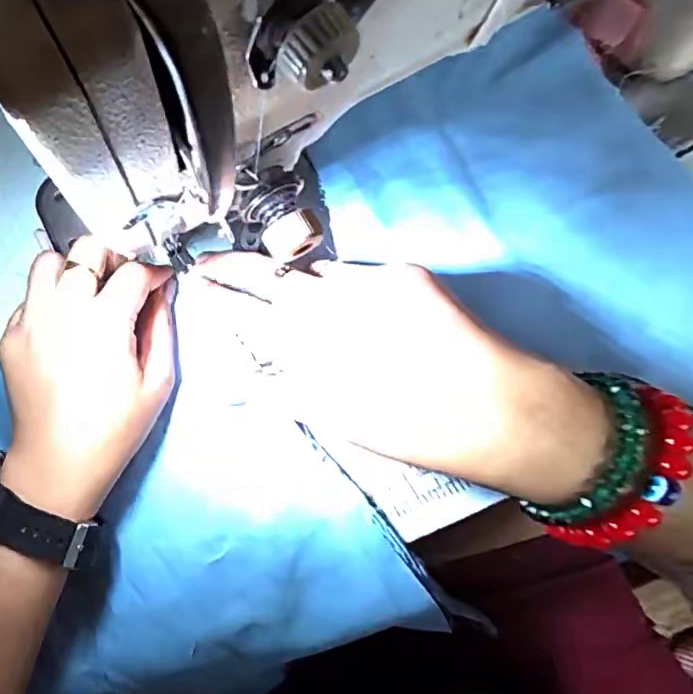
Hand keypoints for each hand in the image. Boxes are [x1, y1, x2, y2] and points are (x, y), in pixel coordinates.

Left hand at [0, 237, 176, 520]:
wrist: (57, 463)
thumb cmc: (112, 430)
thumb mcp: (157, 383)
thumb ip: (162, 329)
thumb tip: (161, 294)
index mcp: (105, 322)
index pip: (134, 269)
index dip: (154, 270)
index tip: (160, 279)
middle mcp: (63, 310)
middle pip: (87, 248)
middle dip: (113, 257)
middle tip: (124, 280)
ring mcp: (31, 320)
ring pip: (48, 260)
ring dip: (74, 267)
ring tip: (89, 292)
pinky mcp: (11, 335)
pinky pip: (30, 295)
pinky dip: (50, 296)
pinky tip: (65, 323)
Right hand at [192, 254, 609, 503]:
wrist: (495, 408)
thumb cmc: (410, 429)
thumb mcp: (336, 419)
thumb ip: (288, 390)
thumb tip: (255, 375)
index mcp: (305, 344)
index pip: (241, 306)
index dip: (214, 290)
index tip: (198, 280)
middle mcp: (328, 302)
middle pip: (268, 272)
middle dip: (234, 266)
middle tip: (214, 264)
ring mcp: (367, 281)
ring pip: (318, 276)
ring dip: (304, 287)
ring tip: (311, 312)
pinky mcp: (405, 272)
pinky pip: (360, 276)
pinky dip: (351, 291)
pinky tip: (365, 316)